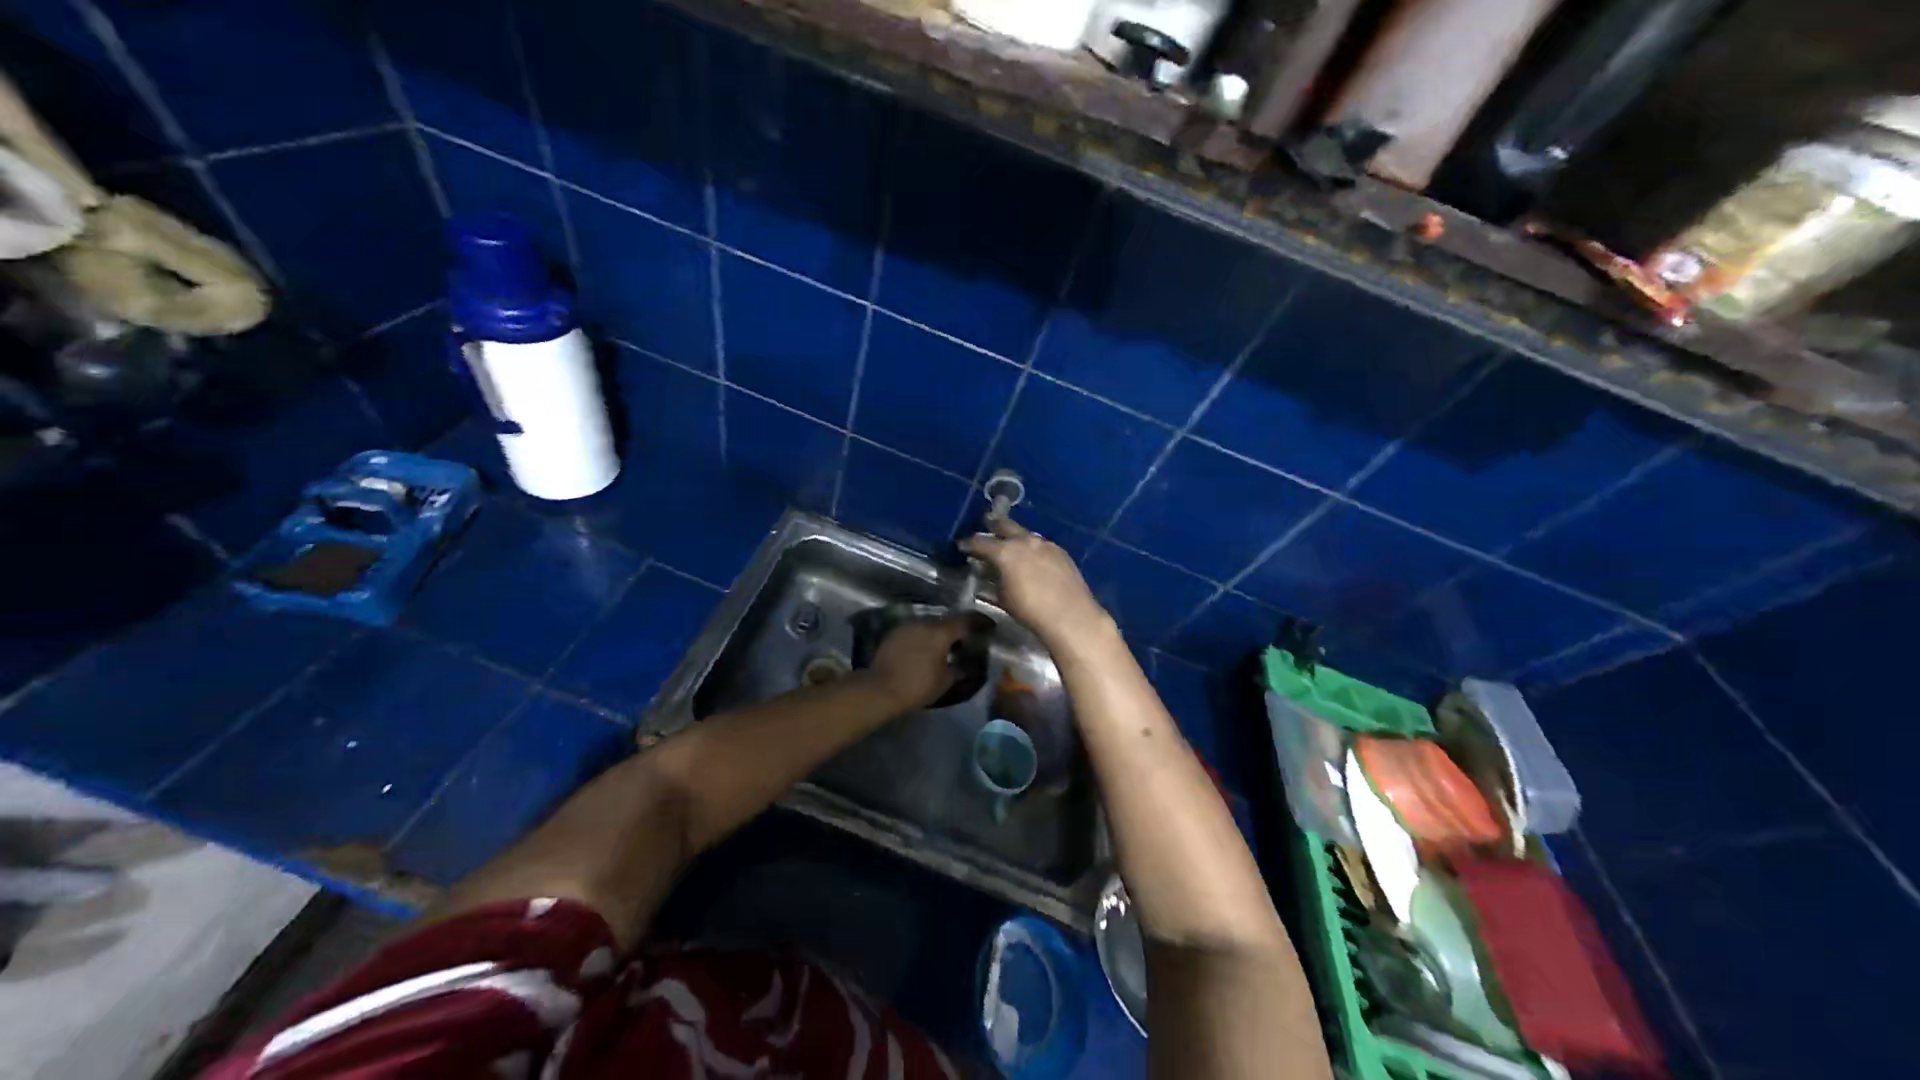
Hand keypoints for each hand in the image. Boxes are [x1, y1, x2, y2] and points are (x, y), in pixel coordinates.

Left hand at [867, 616, 971, 710]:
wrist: (881, 689)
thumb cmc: (918, 686)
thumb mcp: (945, 681)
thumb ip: (959, 669)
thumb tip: (966, 664)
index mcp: (940, 632)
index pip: (964, 622)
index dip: (976, 625)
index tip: (983, 631)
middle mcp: (924, 623)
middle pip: (945, 622)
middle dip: (954, 632)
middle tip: (960, 645)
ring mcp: (907, 626)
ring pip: (928, 625)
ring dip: (936, 634)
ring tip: (940, 649)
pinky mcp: (893, 633)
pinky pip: (914, 631)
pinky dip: (921, 638)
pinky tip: (921, 651)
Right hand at [961, 516, 1114, 647]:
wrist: (1070, 614)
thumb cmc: (1030, 610)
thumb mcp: (1003, 598)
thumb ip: (992, 582)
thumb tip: (987, 575)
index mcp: (1004, 552)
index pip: (980, 542)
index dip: (968, 544)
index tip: (962, 545)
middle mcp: (1024, 541)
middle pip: (1005, 525)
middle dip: (993, 523)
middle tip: (987, 521)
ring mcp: (1045, 544)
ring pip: (1025, 534)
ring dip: (1015, 535)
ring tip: (1010, 540)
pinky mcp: (1060, 551)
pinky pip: (1041, 544)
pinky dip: (1032, 547)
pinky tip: (1032, 555)